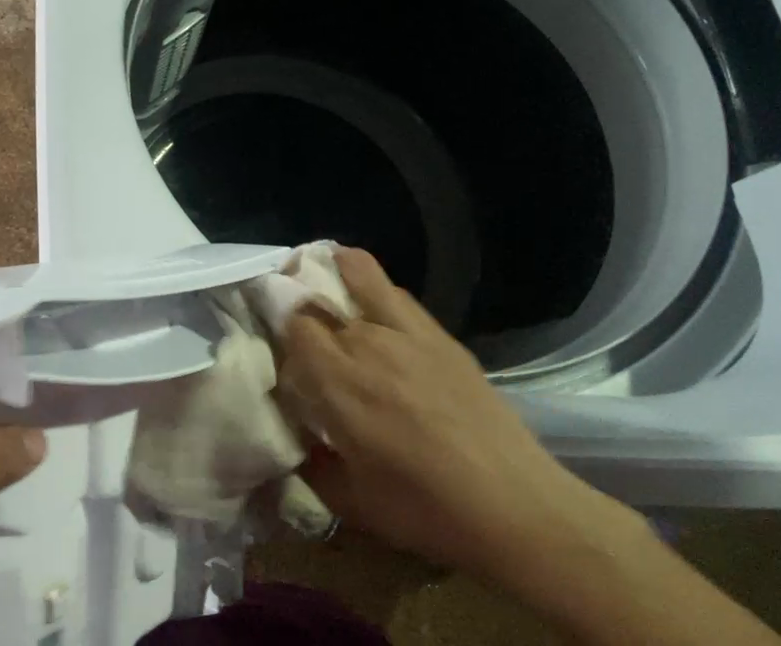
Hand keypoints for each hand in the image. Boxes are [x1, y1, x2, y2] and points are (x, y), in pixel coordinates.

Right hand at [278, 248, 644, 591]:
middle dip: (292, 301)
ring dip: (327, 272)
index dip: (271, 325)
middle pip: (313, 298)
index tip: (264, 339)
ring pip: (355, 272)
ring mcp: (406, 333)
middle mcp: (365, 343)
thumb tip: (289, 439)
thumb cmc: (424, 509)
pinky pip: (394, 292)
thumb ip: (307, 461)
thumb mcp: (347, 499)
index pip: (288, 325)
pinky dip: (367, 282)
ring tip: (315, 279)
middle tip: (285, 320)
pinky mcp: (440, 336)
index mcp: (335, 382)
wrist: (516, 508)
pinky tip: (362, 296)